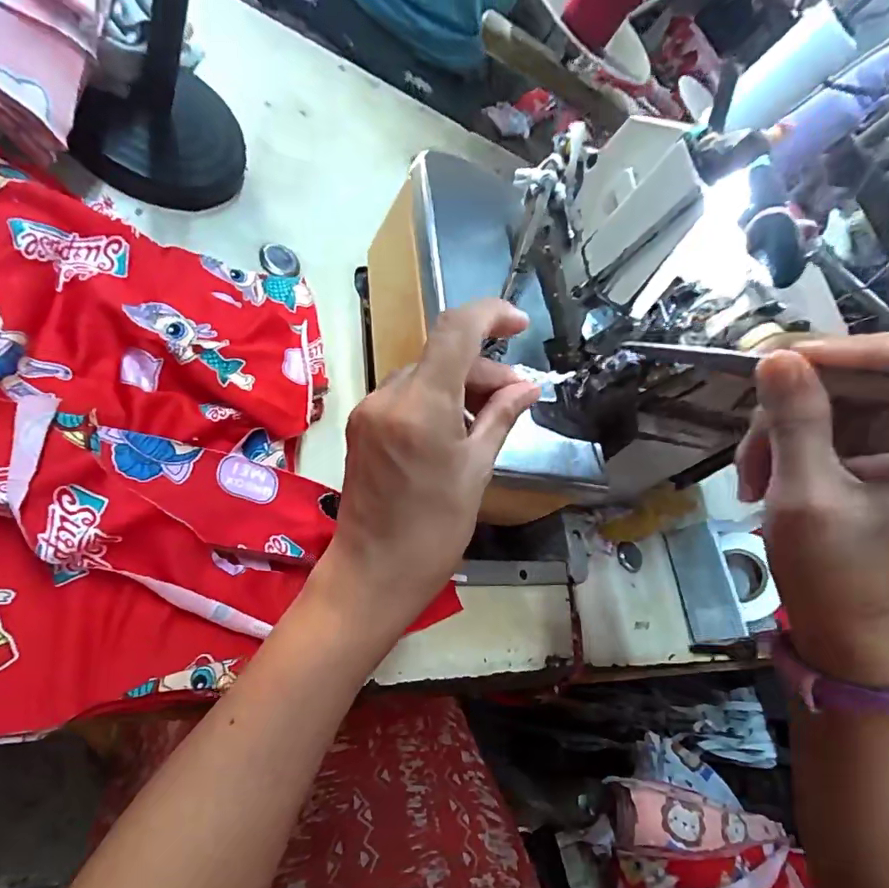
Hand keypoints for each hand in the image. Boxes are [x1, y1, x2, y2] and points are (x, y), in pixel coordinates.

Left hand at [324, 298, 541, 623]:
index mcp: (421, 406)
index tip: (519, 325)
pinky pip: (404, 399)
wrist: (374, 572)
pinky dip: (434, 402)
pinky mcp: (361, 428)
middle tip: (515, 398)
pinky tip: (455, 430)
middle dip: (482, 370)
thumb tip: (527, 387)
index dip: (491, 315)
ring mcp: (369, 412)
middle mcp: (388, 397)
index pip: (455, 330)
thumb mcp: (476, 471)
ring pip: (422, 377)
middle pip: (440, 357)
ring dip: (458, 386)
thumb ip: (500, 418)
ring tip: (489, 419)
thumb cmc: (433, 531)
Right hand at [736, 331, 888, 684]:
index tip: (795, 363)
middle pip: (868, 372)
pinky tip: (757, 477)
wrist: (833, 622)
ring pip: (830, 394)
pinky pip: (815, 417)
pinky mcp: (860, 449)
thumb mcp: (806, 497)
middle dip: (799, 400)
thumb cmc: (831, 571)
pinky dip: (777, 439)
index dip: (868, 348)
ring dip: (776, 426)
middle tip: (752, 433)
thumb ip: (796, 424)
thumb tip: (776, 357)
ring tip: (750, 476)